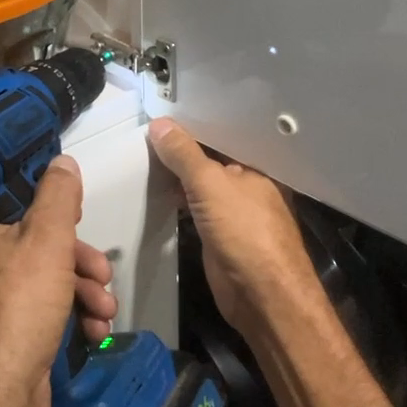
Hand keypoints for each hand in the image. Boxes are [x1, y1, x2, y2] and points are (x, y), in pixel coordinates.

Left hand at [0, 154, 117, 406]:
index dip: (46, 200)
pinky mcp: (3, 329)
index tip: (76, 212)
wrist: (2, 401)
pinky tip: (95, 328)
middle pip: (33, 238)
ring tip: (105, 306)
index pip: (6, 196)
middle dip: (77, 256)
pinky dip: (70, 312)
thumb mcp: (46, 240)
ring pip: (42, 273)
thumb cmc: (17, 307)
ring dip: (82, 287)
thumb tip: (62, 162)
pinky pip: (40, 305)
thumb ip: (58, 196)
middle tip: (101, 269)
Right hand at [148, 118, 322, 340]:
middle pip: (210, 158)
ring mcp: (233, 210)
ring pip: (201, 183)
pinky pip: (194, 205)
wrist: (262, 298)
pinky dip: (177, 196)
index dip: (195, 122)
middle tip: (147, 127)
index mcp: (257, 166)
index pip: (223, 134)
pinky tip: (155, 186)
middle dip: (183, 146)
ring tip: (144, 151)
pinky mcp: (219, 233)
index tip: (165, 108)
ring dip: (177, 172)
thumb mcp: (211, 184)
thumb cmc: (245, 232)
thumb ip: (184, 154)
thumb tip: (159, 124)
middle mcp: (248, 184)